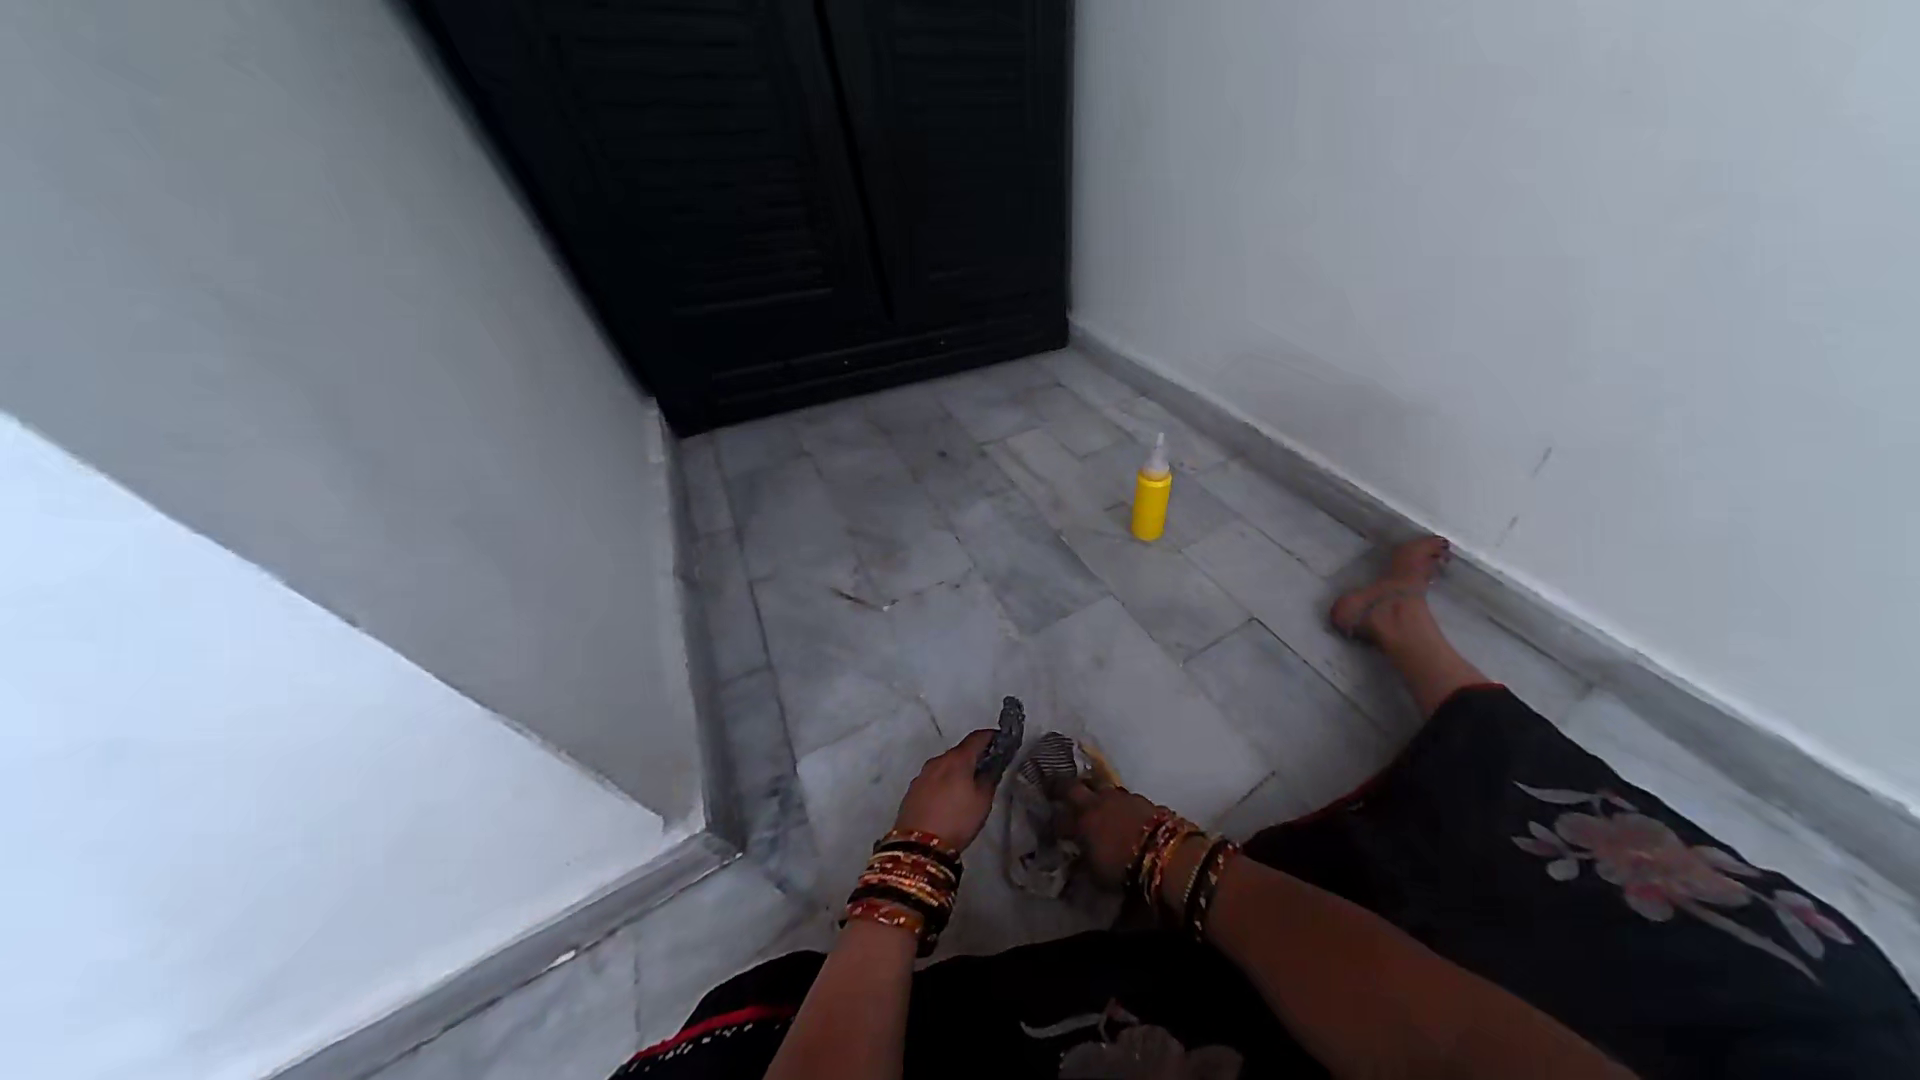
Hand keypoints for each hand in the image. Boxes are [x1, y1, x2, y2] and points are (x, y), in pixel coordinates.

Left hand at [891, 730, 999, 851]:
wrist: (919, 845)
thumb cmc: (957, 821)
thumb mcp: (983, 802)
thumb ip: (990, 778)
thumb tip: (992, 765)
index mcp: (957, 759)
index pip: (977, 737)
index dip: (991, 737)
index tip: (1001, 741)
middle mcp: (938, 761)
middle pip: (959, 751)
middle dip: (974, 755)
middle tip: (987, 767)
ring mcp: (923, 774)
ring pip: (945, 765)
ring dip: (957, 769)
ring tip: (968, 785)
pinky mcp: (913, 789)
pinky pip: (933, 777)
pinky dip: (944, 780)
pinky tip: (948, 796)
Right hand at [1063, 783, 1163, 886]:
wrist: (1165, 854)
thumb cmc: (1124, 869)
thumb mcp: (1096, 875)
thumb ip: (1083, 863)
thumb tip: (1075, 861)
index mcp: (1081, 822)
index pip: (1059, 818)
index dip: (1055, 823)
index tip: (1054, 828)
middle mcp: (1096, 803)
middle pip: (1073, 787)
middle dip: (1063, 788)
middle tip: (1059, 791)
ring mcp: (1119, 797)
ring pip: (1101, 789)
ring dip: (1097, 795)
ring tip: (1098, 806)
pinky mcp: (1141, 798)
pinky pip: (1123, 798)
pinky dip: (1119, 804)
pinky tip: (1123, 814)